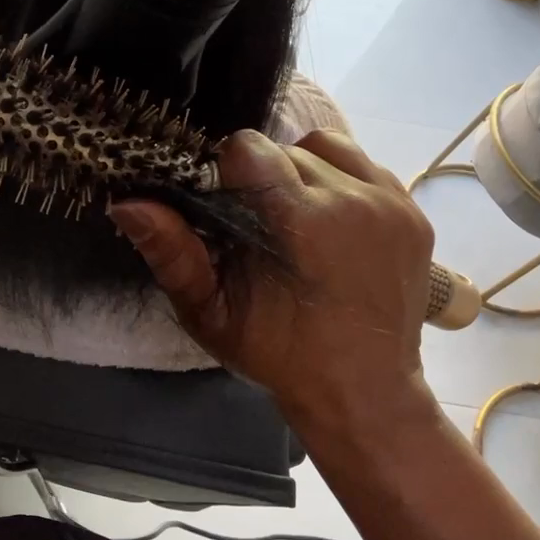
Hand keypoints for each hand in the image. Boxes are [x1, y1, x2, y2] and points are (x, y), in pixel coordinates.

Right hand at [107, 129, 436, 423]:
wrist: (365, 392)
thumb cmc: (278, 356)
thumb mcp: (210, 312)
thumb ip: (171, 253)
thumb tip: (127, 202)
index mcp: (302, 221)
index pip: (248, 147)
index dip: (225, 173)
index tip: (225, 211)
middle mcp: (353, 199)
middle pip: (283, 148)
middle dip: (261, 179)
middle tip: (257, 228)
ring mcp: (391, 202)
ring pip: (324, 147)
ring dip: (299, 172)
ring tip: (293, 218)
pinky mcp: (413, 210)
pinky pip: (361, 165)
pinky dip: (337, 181)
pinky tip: (329, 223)